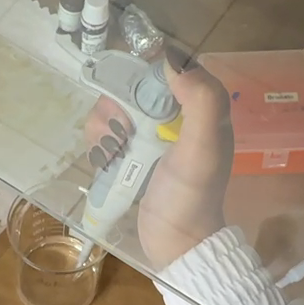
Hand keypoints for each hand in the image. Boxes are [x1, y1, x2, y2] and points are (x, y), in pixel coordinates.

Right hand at [85, 60, 234, 266]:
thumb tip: (174, 60)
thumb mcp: (203, 149)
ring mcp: (150, 138)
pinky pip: (107, 134)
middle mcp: (175, 118)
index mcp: (200, 109)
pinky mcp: (131, 156)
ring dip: (104, 126)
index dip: (146, 70)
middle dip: (118, 104)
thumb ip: (201, 101)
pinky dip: (100, 143)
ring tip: (112, 152)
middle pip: (134, 86)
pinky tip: (106, 161)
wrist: (176, 244)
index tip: (129, 87)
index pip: (171, 67)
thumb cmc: (191, 197)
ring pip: (116, 109)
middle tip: (120, 131)